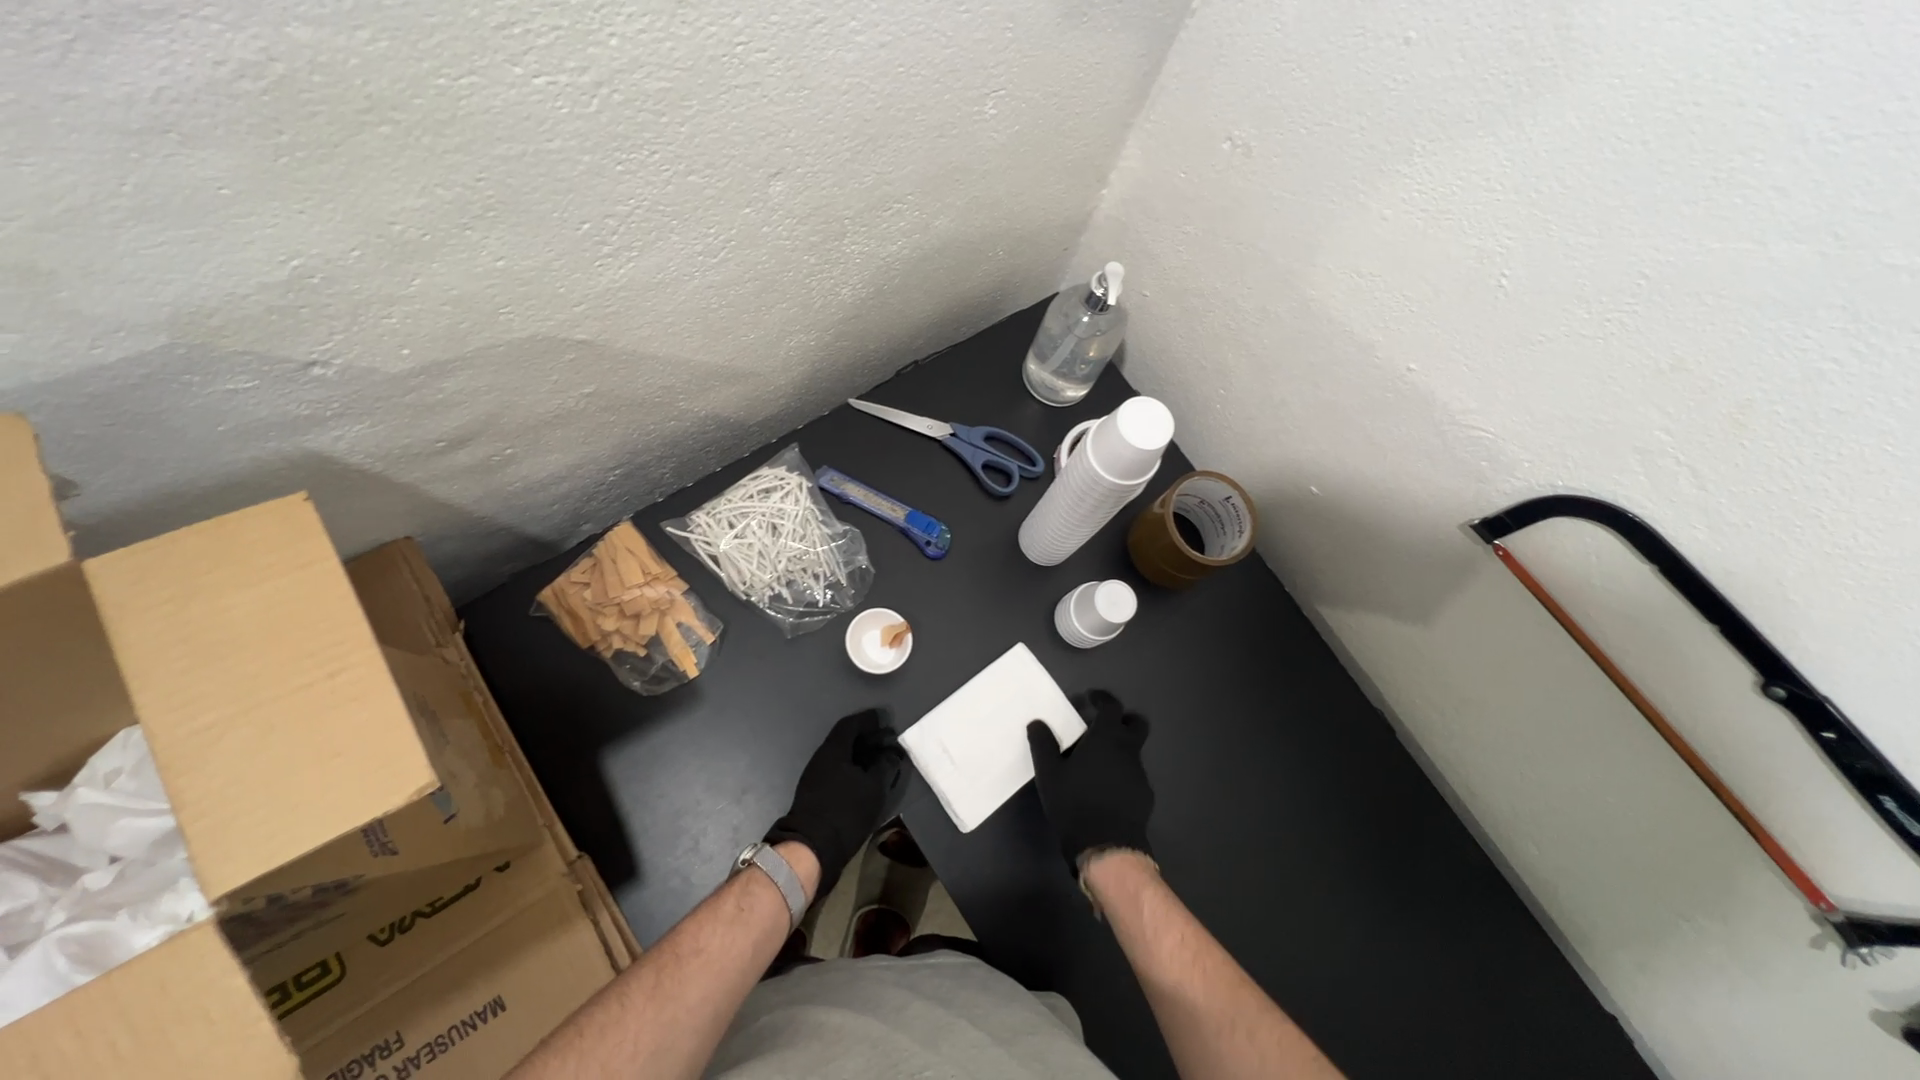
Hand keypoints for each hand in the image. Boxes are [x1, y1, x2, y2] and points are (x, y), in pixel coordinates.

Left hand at [765, 709, 904, 901]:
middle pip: (845, 740)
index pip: (850, 724)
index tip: (885, 719)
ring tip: (882, 760)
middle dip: (868, 738)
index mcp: (833, 750)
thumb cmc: (845, 812)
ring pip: (842, 757)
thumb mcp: (873, 788)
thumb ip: (885, 766)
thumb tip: (892, 754)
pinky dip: (854, 769)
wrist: (812, 847)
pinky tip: (868, 779)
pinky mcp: (816, 794)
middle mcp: (821, 759)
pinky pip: (838, 771)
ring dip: (861, 755)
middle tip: (888, 741)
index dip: (868, 720)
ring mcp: (816, 777)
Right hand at [1027, 690, 1153, 874]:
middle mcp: (1128, 750)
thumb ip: (1043, 745)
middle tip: (1102, 728)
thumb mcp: (1050, 774)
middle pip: (1136, 724)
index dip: (1102, 699)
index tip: (1091, 699)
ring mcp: (1140, 773)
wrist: (1107, 845)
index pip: (1112, 706)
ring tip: (1097, 765)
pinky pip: (1134, 775)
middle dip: (1123, 720)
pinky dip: (1122, 774)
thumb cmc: (1074, 803)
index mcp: (1106, 738)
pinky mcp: (1145, 795)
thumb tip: (1037, 723)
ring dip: (1119, 750)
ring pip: (1134, 751)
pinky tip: (1106, 790)